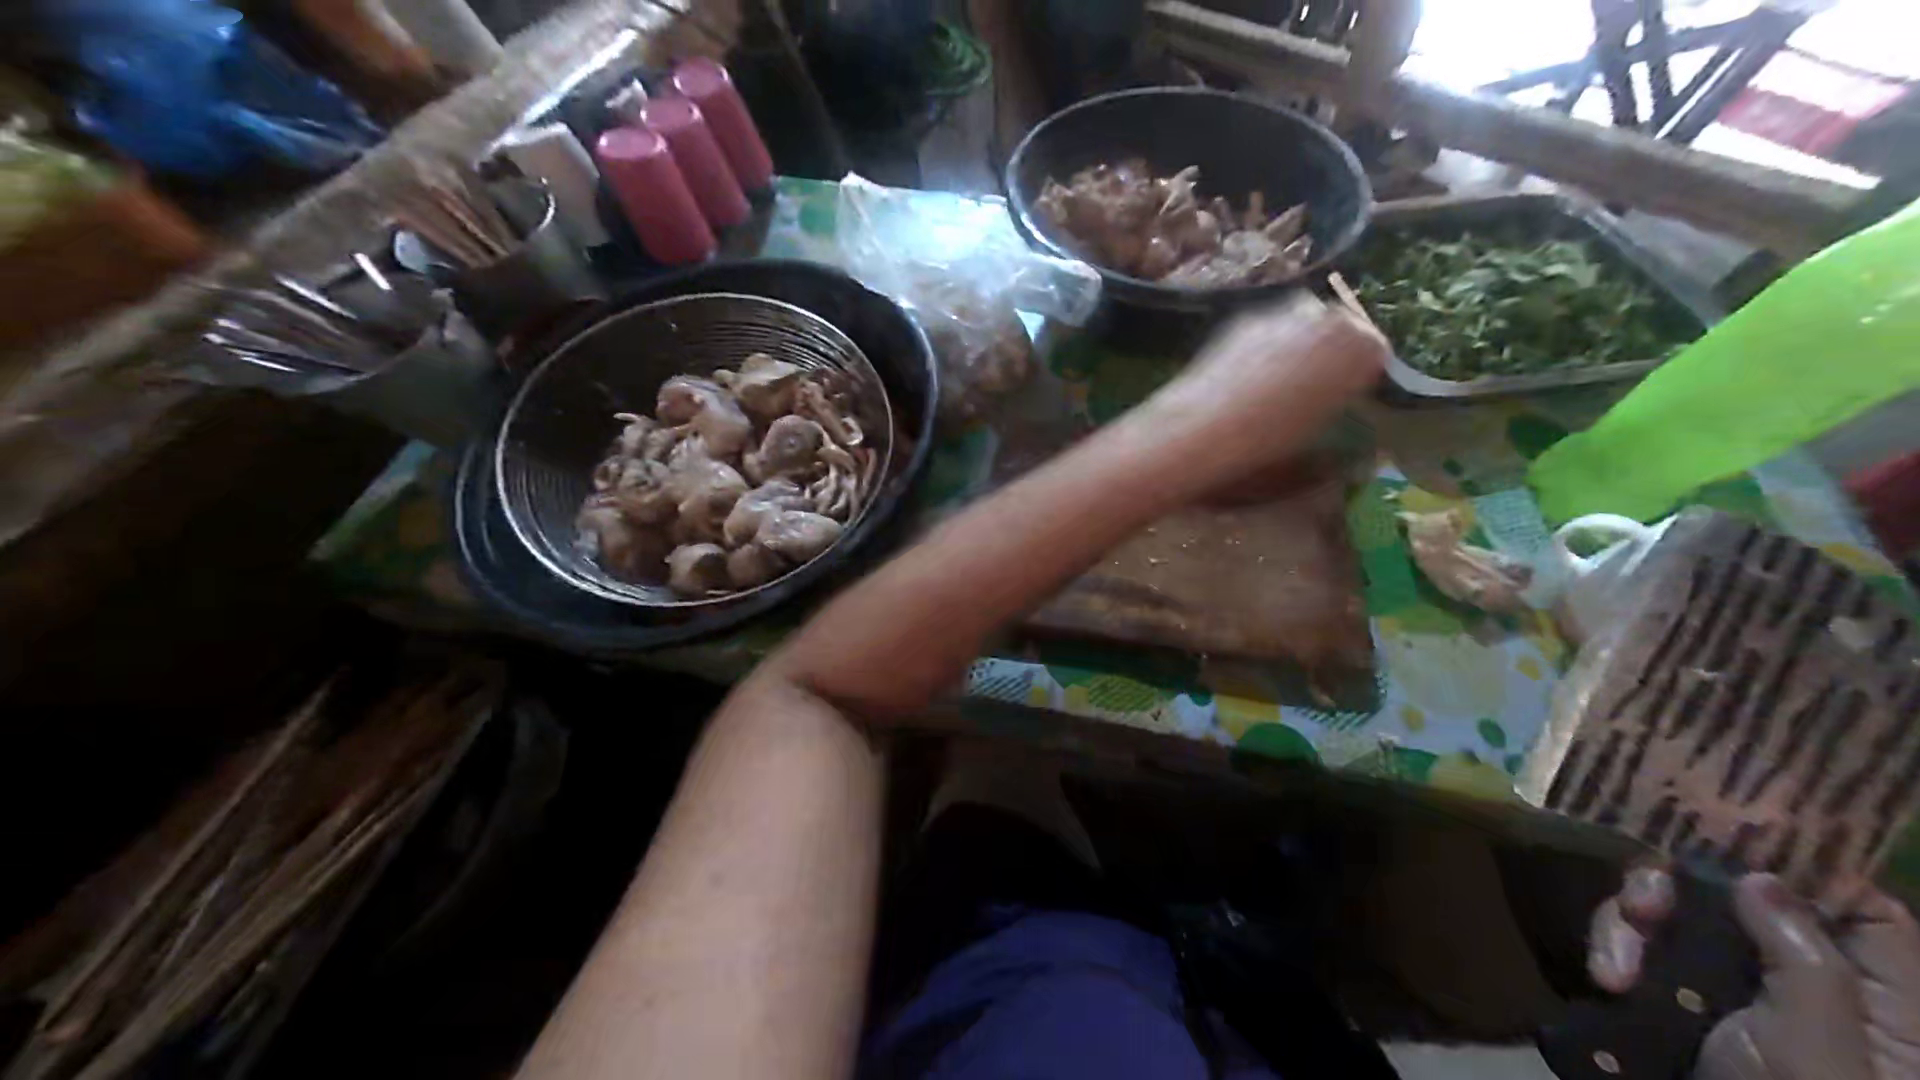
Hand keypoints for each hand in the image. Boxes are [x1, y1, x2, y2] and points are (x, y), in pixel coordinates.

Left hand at [1133, 295, 1386, 475]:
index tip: (1346, 395)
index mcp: (1366, 347)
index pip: (1376, 353)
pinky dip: (1267, 345)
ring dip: (1300, 344)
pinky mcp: (1249, 315)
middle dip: (1331, 353)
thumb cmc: (1270, 439)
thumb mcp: (1321, 434)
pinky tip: (1247, 375)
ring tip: (1277, 381)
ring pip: (1305, 324)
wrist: (1205, 424)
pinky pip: (1271, 329)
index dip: (1358, 377)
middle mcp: (1333, 318)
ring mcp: (1288, 310)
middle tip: (1312, 387)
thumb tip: (1353, 423)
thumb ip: (1343, 413)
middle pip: (1342, 331)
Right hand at [1588, 869, 1919, 1079]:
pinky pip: (1635, 942)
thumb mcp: (1821, 1050)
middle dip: (1672, 890)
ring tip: (1612, 966)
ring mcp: (1730, 981)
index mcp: (1876, 991)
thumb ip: (1808, 961)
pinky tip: (1604, 978)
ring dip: (1627, 923)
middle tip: (1642, 908)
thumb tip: (1764, 877)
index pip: (1855, 900)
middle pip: (1735, 892)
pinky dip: (1612, 949)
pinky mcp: (1674, 989)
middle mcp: (1802, 973)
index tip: (1728, 828)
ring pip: (1670, 911)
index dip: (1796, 860)